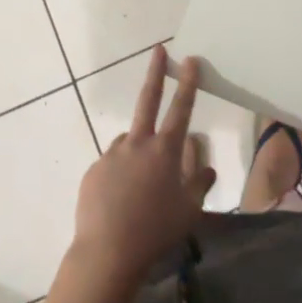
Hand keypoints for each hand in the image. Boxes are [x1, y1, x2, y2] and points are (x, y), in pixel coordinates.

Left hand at [71, 46, 214, 282]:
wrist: (108, 252)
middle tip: (158, 50)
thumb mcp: (189, 211)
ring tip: (140, 189)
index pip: (181, 109)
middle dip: (156, 73)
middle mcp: (137, 144)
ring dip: (137, 152)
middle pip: (148, 100)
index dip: (188, 83)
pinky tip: (121, 202)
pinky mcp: (93, 170)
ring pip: (129, 143)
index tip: (190, 59)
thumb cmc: (156, 231)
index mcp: (165, 151)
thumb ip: (199, 185)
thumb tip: (208, 168)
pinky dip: (119, 176)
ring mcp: (111, 155)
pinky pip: (112, 166)